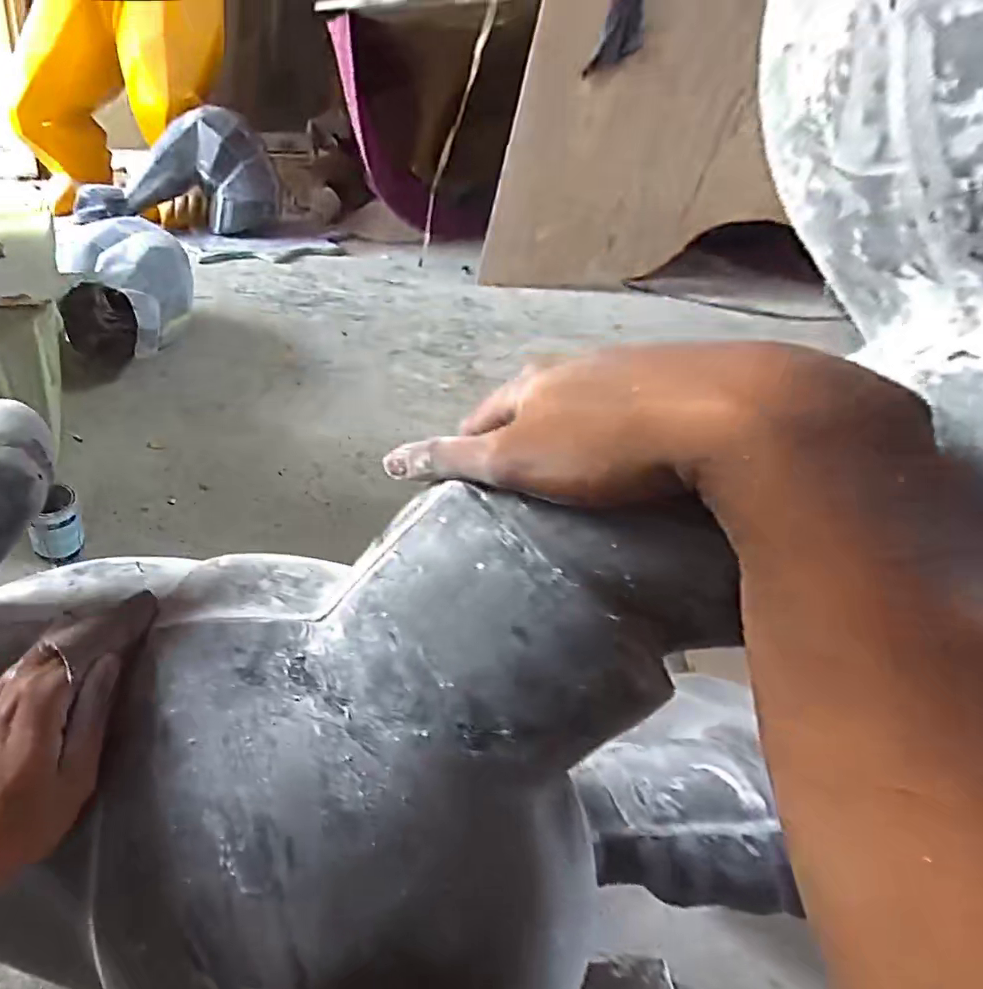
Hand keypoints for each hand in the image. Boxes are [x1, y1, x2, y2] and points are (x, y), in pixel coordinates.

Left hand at [0, 593, 156, 907]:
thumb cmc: (24, 821)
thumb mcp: (75, 777)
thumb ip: (93, 715)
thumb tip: (111, 663)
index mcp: (41, 695)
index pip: (87, 642)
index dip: (119, 622)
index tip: (148, 604)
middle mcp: (17, 679)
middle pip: (65, 634)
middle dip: (104, 619)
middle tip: (138, 610)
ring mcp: (0, 687)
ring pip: (46, 642)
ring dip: (82, 629)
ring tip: (115, 624)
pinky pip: (33, 657)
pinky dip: (61, 645)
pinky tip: (75, 651)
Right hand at [379, 341, 931, 506]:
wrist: (750, 416)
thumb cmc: (608, 444)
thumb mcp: (512, 460)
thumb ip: (450, 458)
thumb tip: (389, 460)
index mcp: (533, 381)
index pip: (483, 414)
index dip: (471, 443)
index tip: (474, 473)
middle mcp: (583, 363)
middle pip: (538, 400)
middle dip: (526, 429)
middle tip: (528, 470)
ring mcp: (647, 364)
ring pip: (595, 397)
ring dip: (582, 424)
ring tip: (589, 464)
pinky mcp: (708, 375)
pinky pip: (652, 401)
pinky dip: (639, 424)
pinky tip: (653, 450)